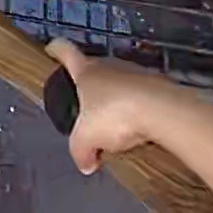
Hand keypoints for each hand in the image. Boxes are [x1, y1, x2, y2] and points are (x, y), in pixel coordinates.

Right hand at [45, 39, 181, 174]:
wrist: (160, 109)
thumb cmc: (115, 114)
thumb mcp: (87, 138)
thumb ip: (80, 150)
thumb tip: (85, 163)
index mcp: (86, 71)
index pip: (66, 52)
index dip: (57, 49)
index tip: (51, 49)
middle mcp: (107, 64)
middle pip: (92, 68)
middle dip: (88, 85)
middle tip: (86, 108)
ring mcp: (132, 71)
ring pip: (117, 82)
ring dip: (113, 98)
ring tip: (114, 125)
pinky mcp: (154, 82)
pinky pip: (138, 93)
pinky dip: (134, 107)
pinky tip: (137, 128)